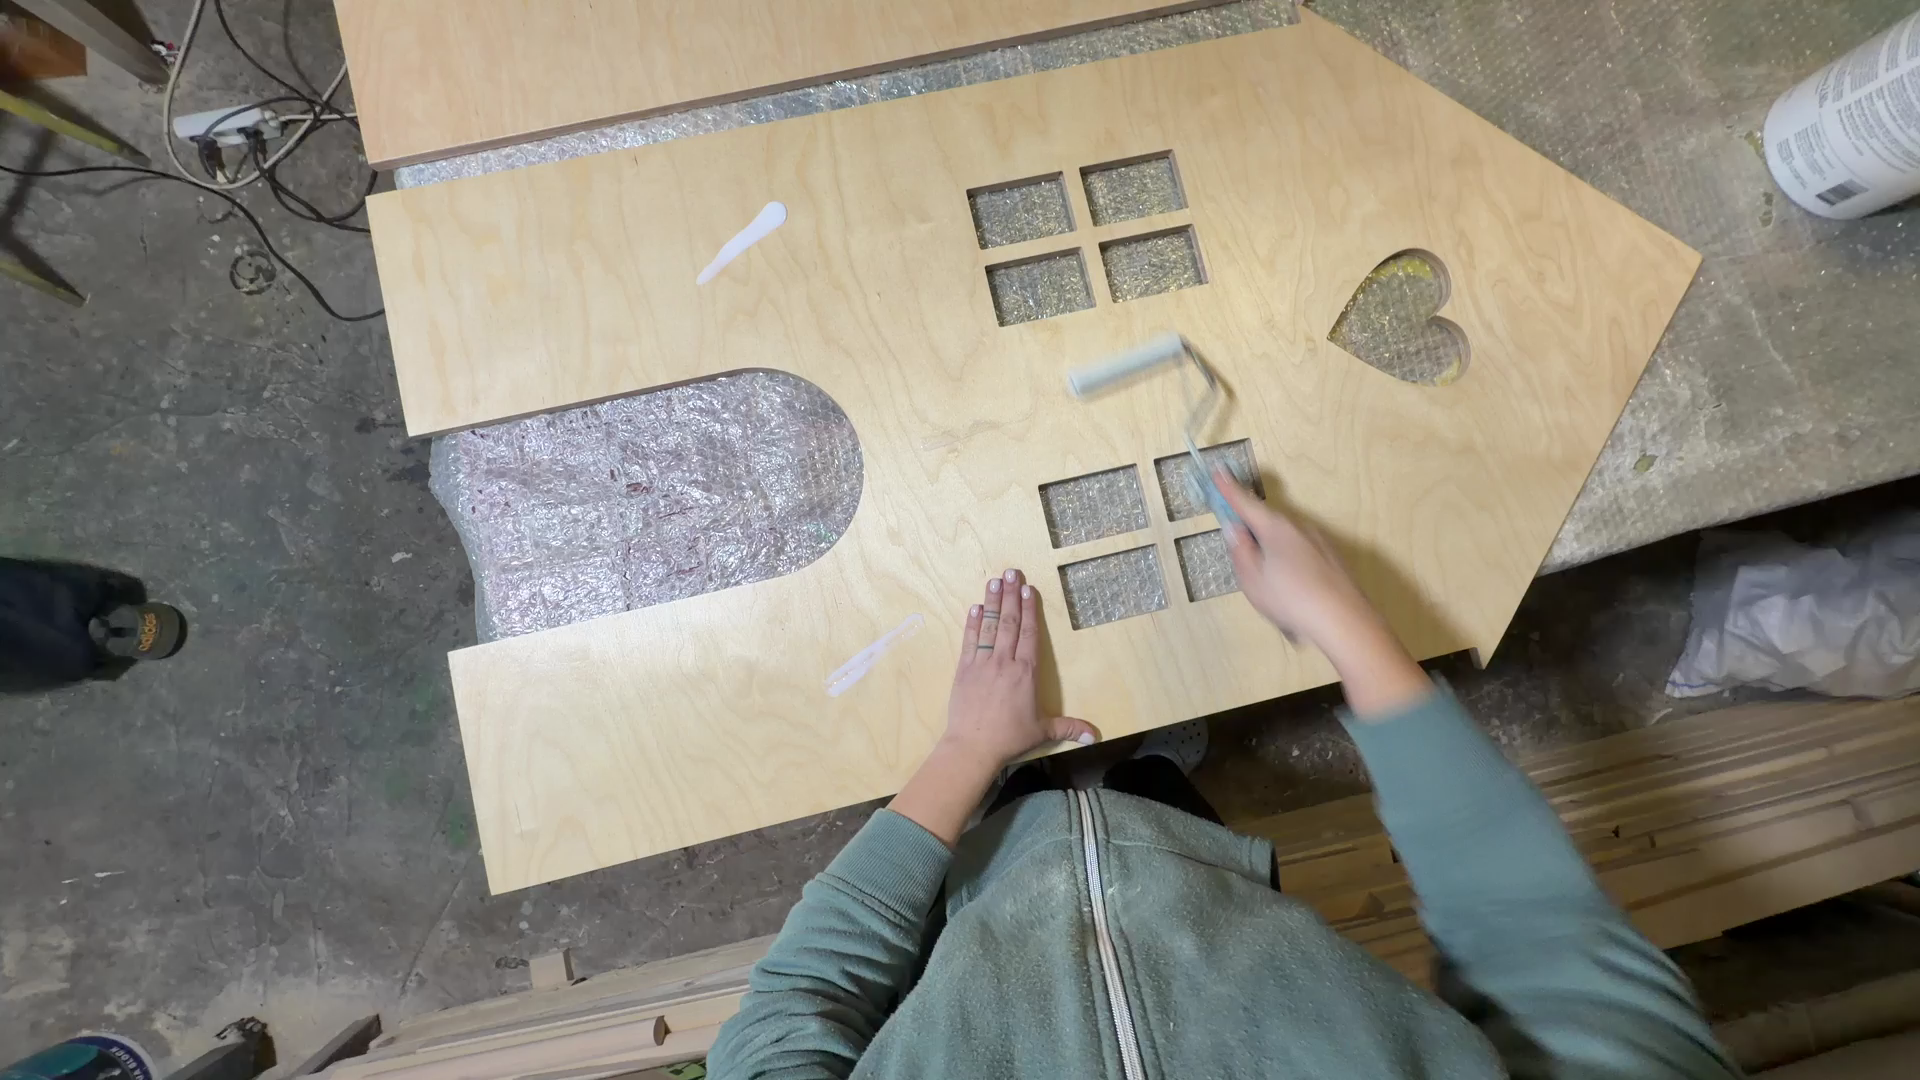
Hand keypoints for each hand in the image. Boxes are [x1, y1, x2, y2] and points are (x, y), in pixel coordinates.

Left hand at [942, 569, 1099, 769]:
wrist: (972, 747)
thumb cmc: (1010, 738)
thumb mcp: (1043, 731)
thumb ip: (1069, 727)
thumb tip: (1096, 734)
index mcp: (1026, 672)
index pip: (1030, 634)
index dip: (1030, 609)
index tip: (1028, 589)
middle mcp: (1005, 662)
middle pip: (1010, 622)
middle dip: (1011, 595)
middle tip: (1012, 571)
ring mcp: (983, 663)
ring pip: (989, 626)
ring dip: (992, 602)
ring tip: (994, 580)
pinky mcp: (964, 669)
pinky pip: (970, 641)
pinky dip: (972, 623)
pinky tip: (974, 607)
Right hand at [1214, 470, 1430, 716]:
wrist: (1345, 621)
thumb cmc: (1290, 599)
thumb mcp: (1252, 579)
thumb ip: (1241, 551)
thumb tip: (1235, 528)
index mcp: (1275, 529)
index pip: (1246, 503)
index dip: (1228, 488)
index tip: (1218, 470)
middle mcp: (1299, 527)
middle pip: (1267, 522)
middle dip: (1252, 532)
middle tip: (1243, 556)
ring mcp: (1319, 541)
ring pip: (1285, 539)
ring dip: (1272, 553)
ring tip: (1271, 587)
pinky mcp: (1332, 557)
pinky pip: (1300, 553)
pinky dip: (1290, 564)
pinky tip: (1292, 591)